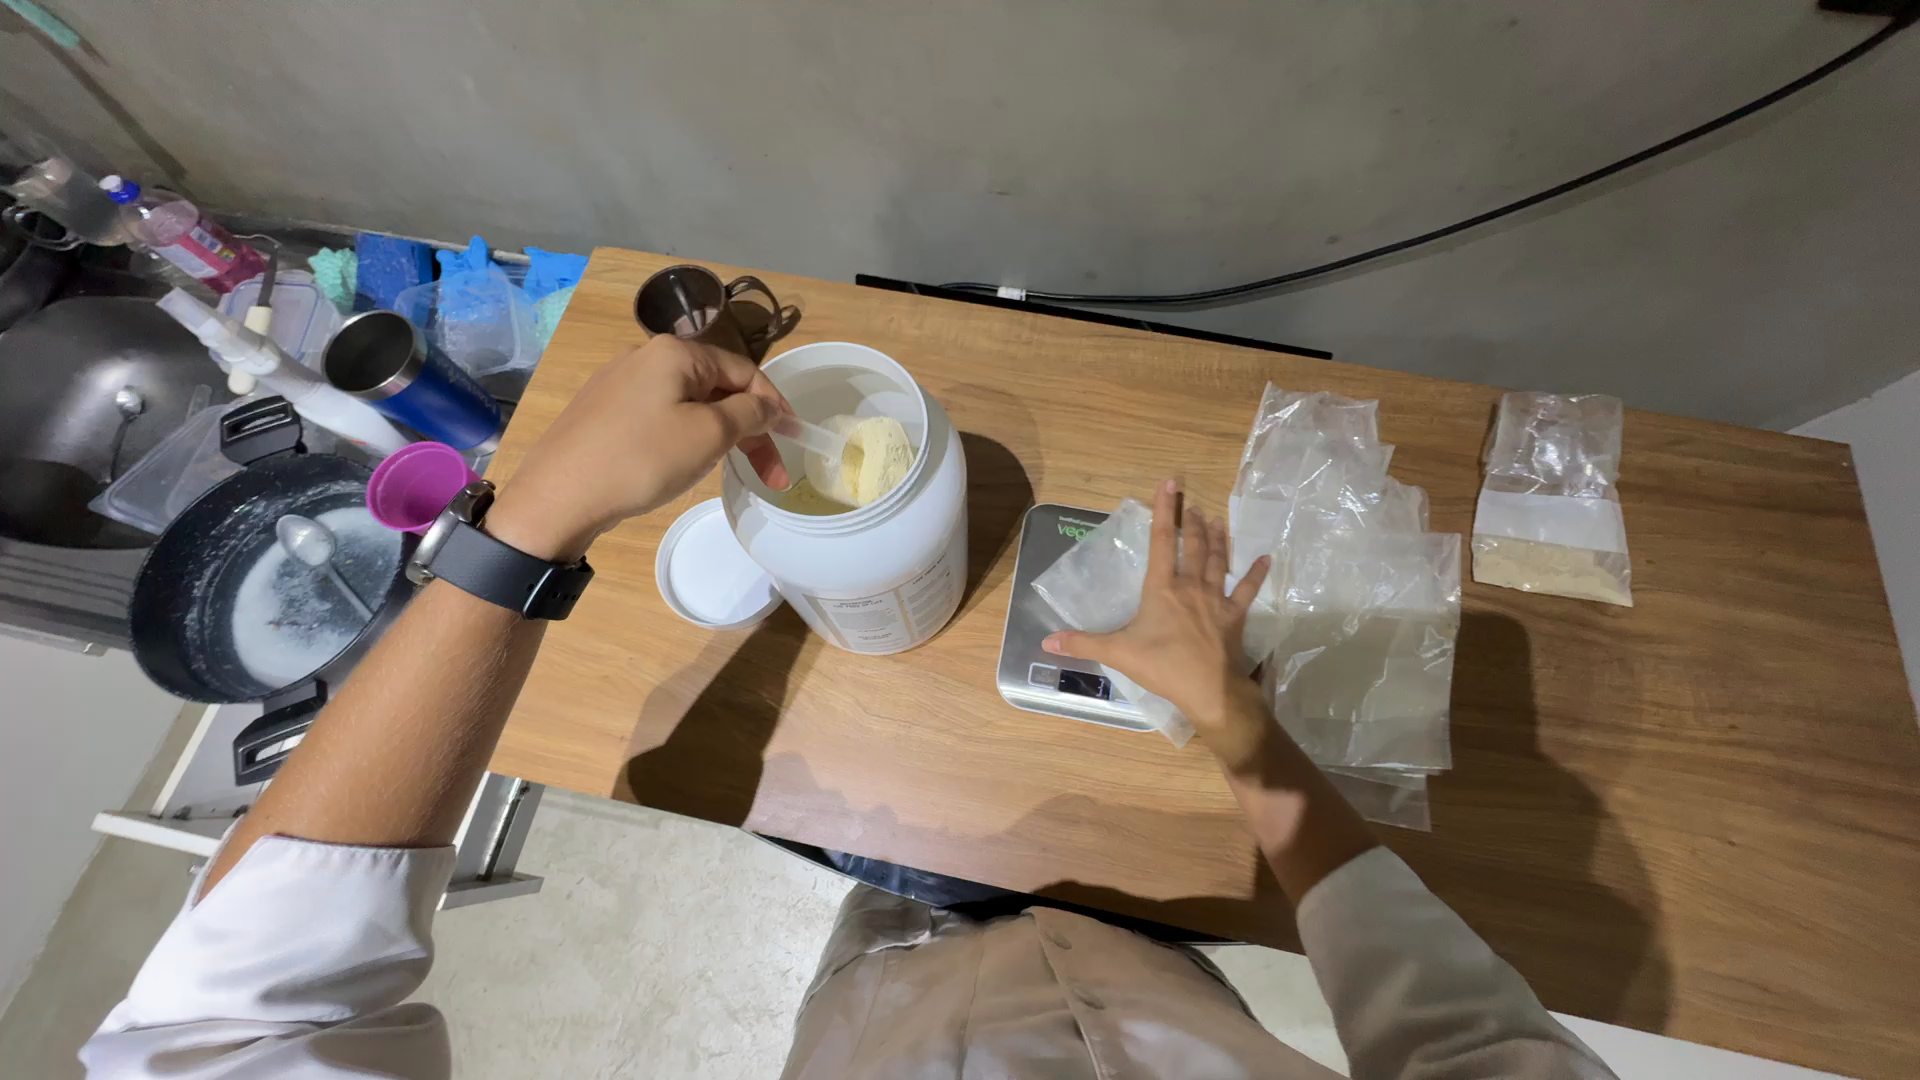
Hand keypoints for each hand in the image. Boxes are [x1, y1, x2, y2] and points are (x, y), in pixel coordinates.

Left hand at [487, 336, 791, 559]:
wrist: (560, 495)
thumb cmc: (643, 458)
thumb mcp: (709, 434)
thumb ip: (749, 413)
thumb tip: (768, 405)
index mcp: (676, 353)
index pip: (745, 371)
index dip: (775, 404)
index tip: (795, 438)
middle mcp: (647, 357)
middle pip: (719, 389)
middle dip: (752, 430)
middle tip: (773, 474)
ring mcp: (622, 385)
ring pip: (692, 406)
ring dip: (724, 437)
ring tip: (737, 473)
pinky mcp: (606, 412)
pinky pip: (664, 417)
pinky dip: (691, 438)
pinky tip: (692, 464)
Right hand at [1042, 478, 1272, 763]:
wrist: (1209, 690)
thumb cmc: (1162, 666)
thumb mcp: (1117, 653)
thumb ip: (1082, 644)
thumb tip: (1047, 642)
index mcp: (1162, 588)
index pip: (1162, 541)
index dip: (1164, 511)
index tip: (1169, 484)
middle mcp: (1190, 586)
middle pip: (1193, 546)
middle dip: (1192, 522)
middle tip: (1192, 505)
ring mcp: (1216, 599)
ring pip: (1217, 560)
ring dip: (1217, 539)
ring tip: (1216, 520)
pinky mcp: (1234, 616)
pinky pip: (1247, 590)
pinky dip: (1256, 573)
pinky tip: (1265, 558)